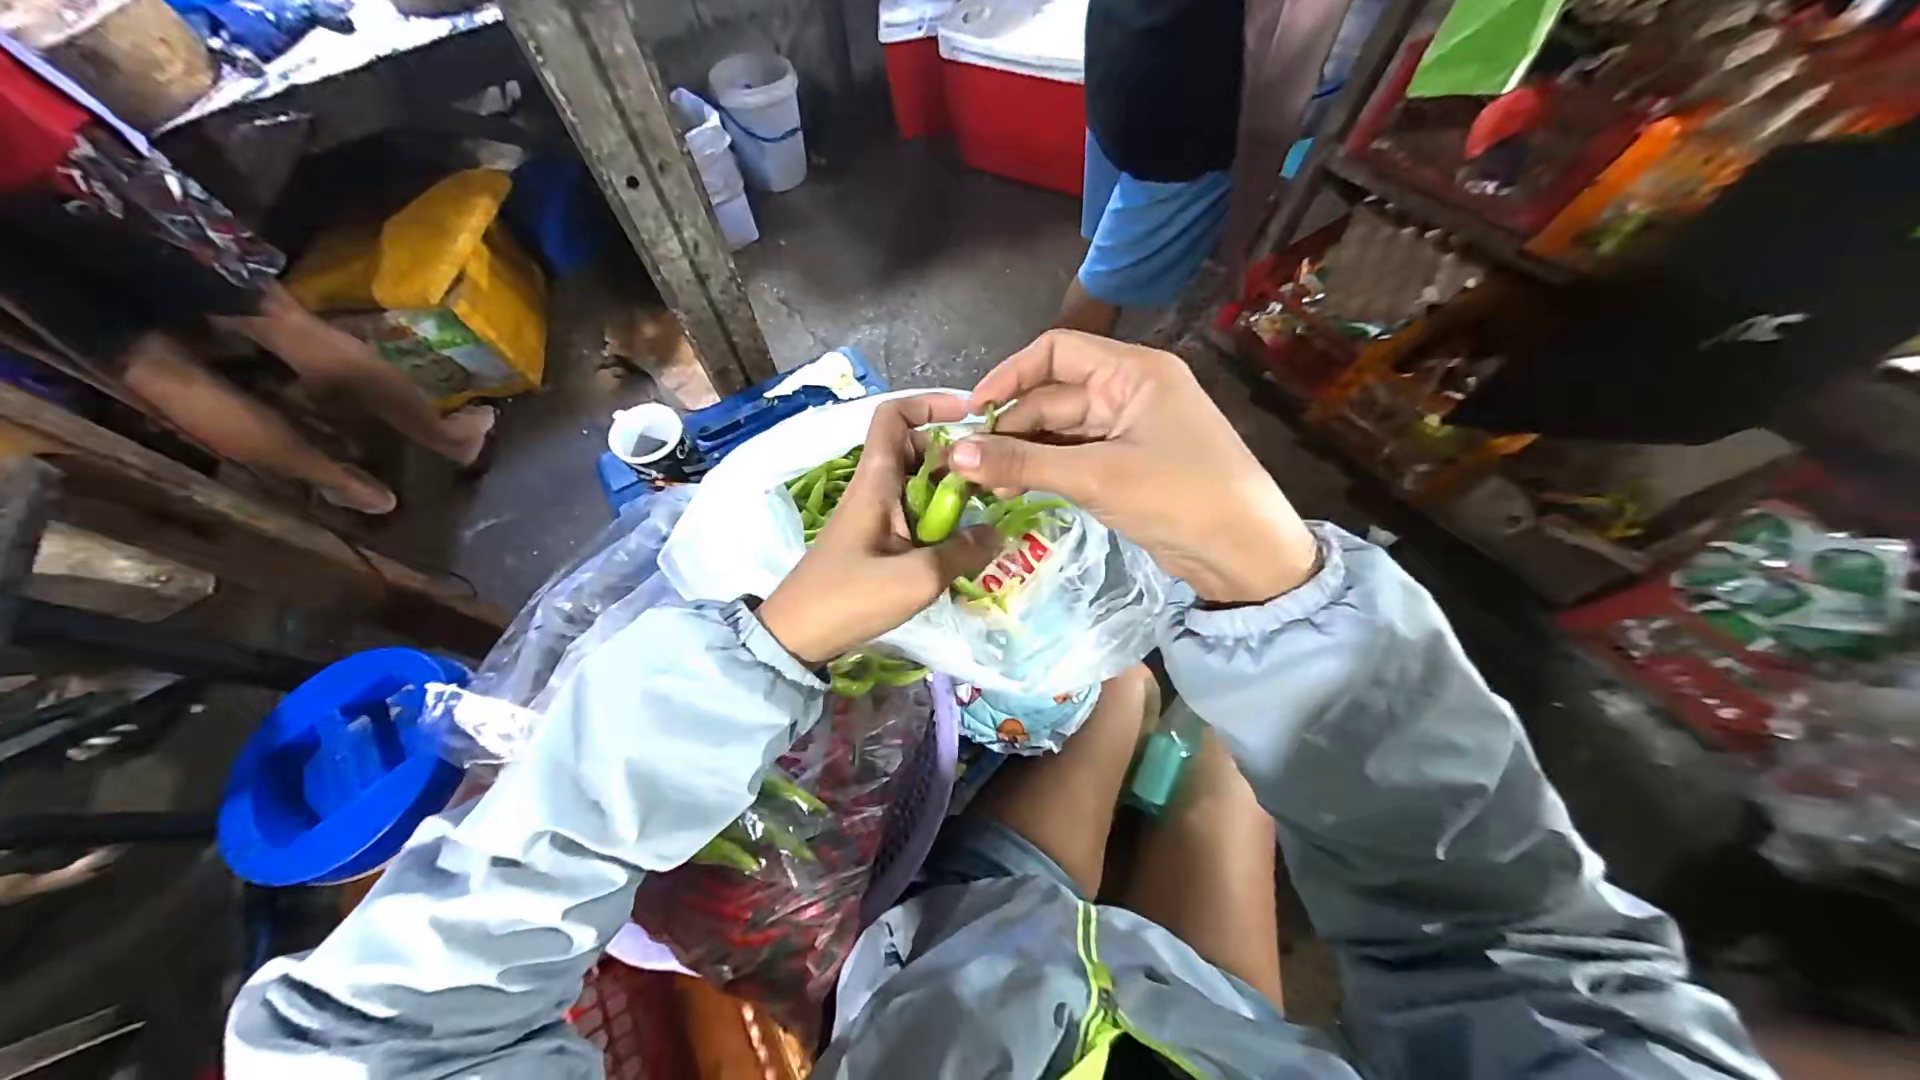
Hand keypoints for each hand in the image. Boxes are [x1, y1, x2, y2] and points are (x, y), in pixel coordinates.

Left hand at [758, 395, 998, 664]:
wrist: (797, 635)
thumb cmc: (850, 598)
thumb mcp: (916, 579)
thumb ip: (962, 552)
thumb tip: (997, 533)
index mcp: (876, 481)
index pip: (894, 416)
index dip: (930, 404)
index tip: (971, 416)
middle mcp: (876, 488)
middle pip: (918, 449)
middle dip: (957, 456)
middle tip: (995, 479)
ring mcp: (876, 515)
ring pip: (921, 484)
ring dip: (954, 491)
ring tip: (990, 509)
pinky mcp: (879, 540)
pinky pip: (917, 514)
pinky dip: (943, 519)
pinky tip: (966, 542)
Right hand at [950, 330, 1317, 603]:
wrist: (1246, 554)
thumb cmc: (1180, 497)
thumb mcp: (1096, 477)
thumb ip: (1023, 463)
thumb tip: (956, 454)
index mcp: (1133, 372)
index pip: (1055, 351)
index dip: (1008, 376)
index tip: (972, 412)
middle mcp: (1128, 391)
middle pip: (1052, 396)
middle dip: (1010, 427)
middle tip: (971, 463)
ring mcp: (1127, 429)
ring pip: (1059, 431)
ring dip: (1023, 453)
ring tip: (987, 484)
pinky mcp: (1125, 463)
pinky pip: (1072, 456)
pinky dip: (1044, 470)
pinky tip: (1014, 490)